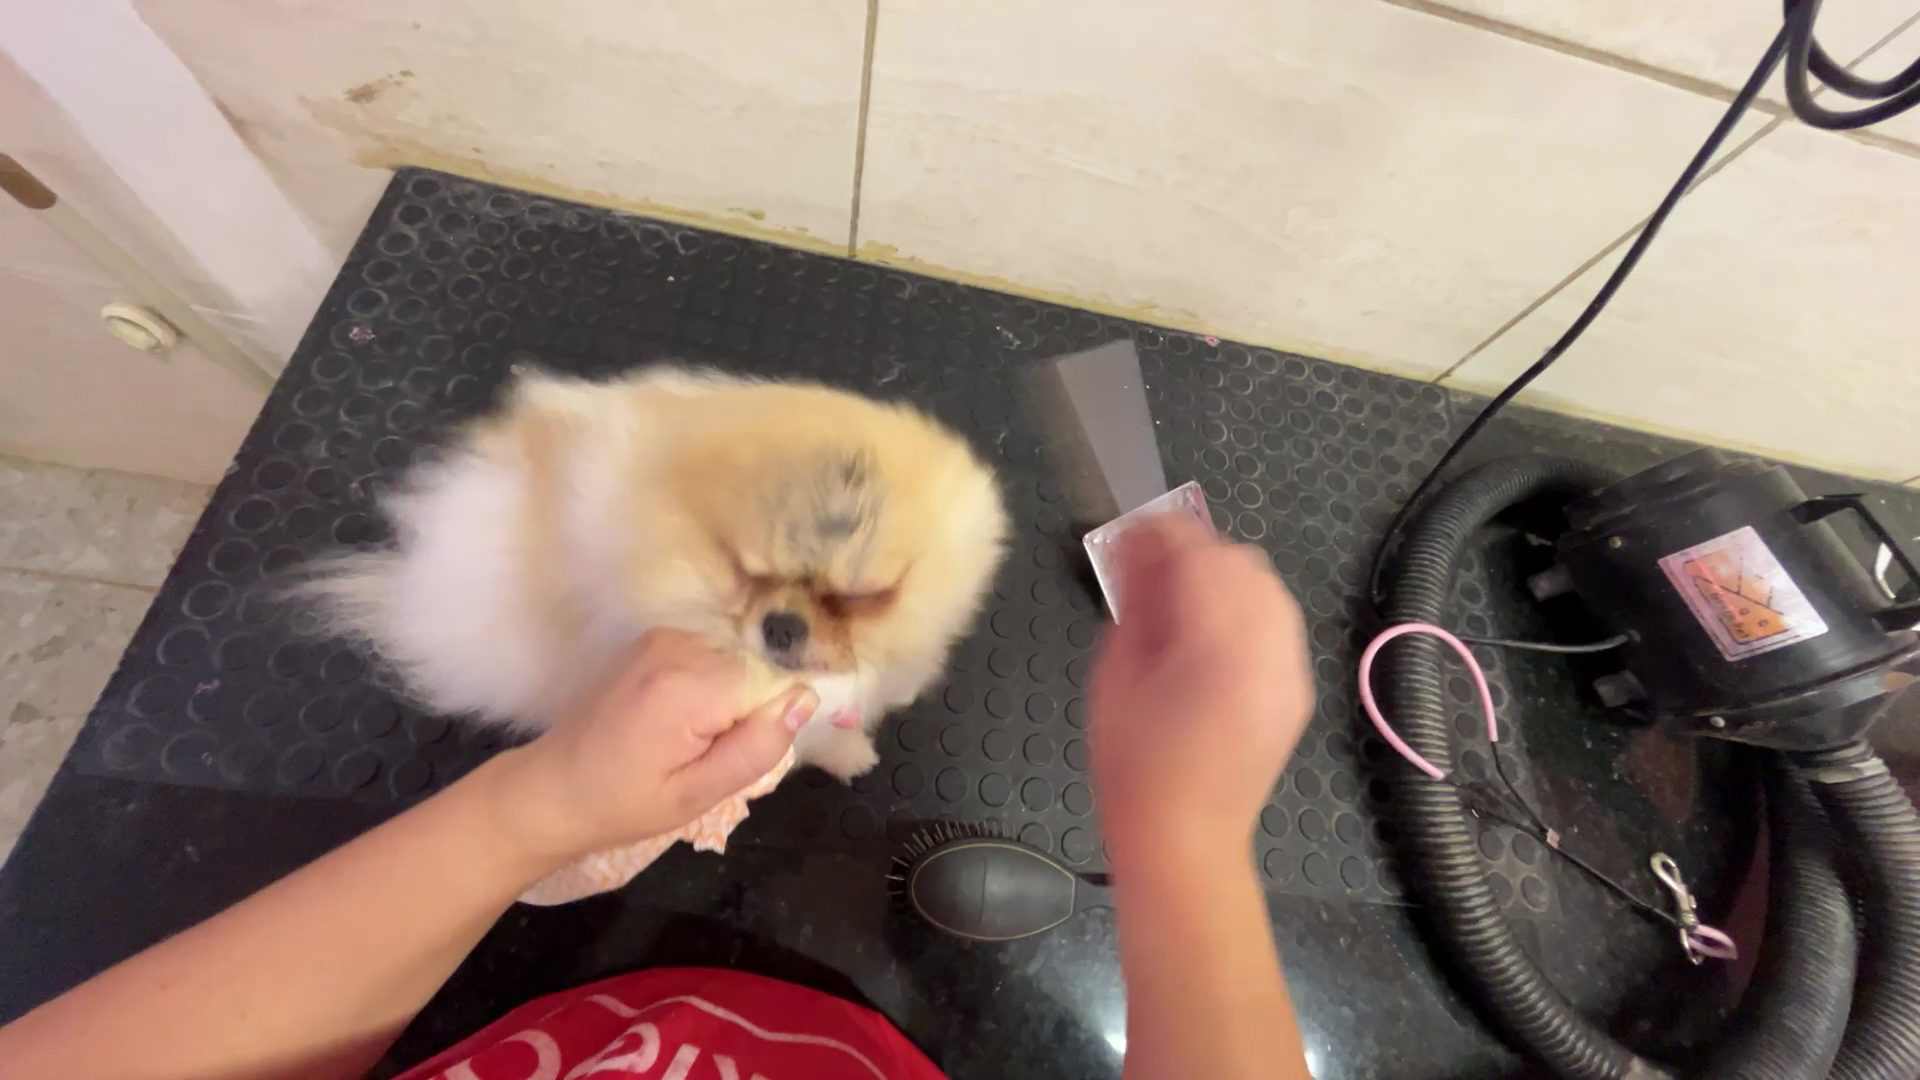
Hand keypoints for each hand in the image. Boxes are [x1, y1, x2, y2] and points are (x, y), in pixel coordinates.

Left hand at [489, 630, 817, 863]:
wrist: (553, 787)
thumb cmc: (624, 803)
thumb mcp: (697, 795)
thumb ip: (756, 748)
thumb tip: (806, 698)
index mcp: (687, 687)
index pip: (773, 682)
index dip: (770, 718)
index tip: (745, 750)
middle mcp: (679, 645)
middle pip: (756, 670)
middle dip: (749, 709)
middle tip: (709, 752)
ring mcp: (666, 635)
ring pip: (738, 662)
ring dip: (732, 697)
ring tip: (691, 736)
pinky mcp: (660, 636)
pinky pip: (716, 656)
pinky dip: (713, 684)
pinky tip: (681, 716)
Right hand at [1089, 515, 1312, 867]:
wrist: (1185, 841)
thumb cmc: (1133, 766)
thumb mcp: (1113, 676)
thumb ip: (1133, 605)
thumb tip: (1137, 556)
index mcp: (1215, 648)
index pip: (1197, 555)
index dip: (1159, 531)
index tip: (1130, 533)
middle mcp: (1267, 651)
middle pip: (1240, 561)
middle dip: (1191, 550)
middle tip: (1145, 568)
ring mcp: (1290, 670)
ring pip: (1265, 584)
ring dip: (1219, 574)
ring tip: (1176, 596)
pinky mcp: (1295, 687)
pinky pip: (1276, 619)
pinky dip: (1242, 605)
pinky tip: (1207, 627)